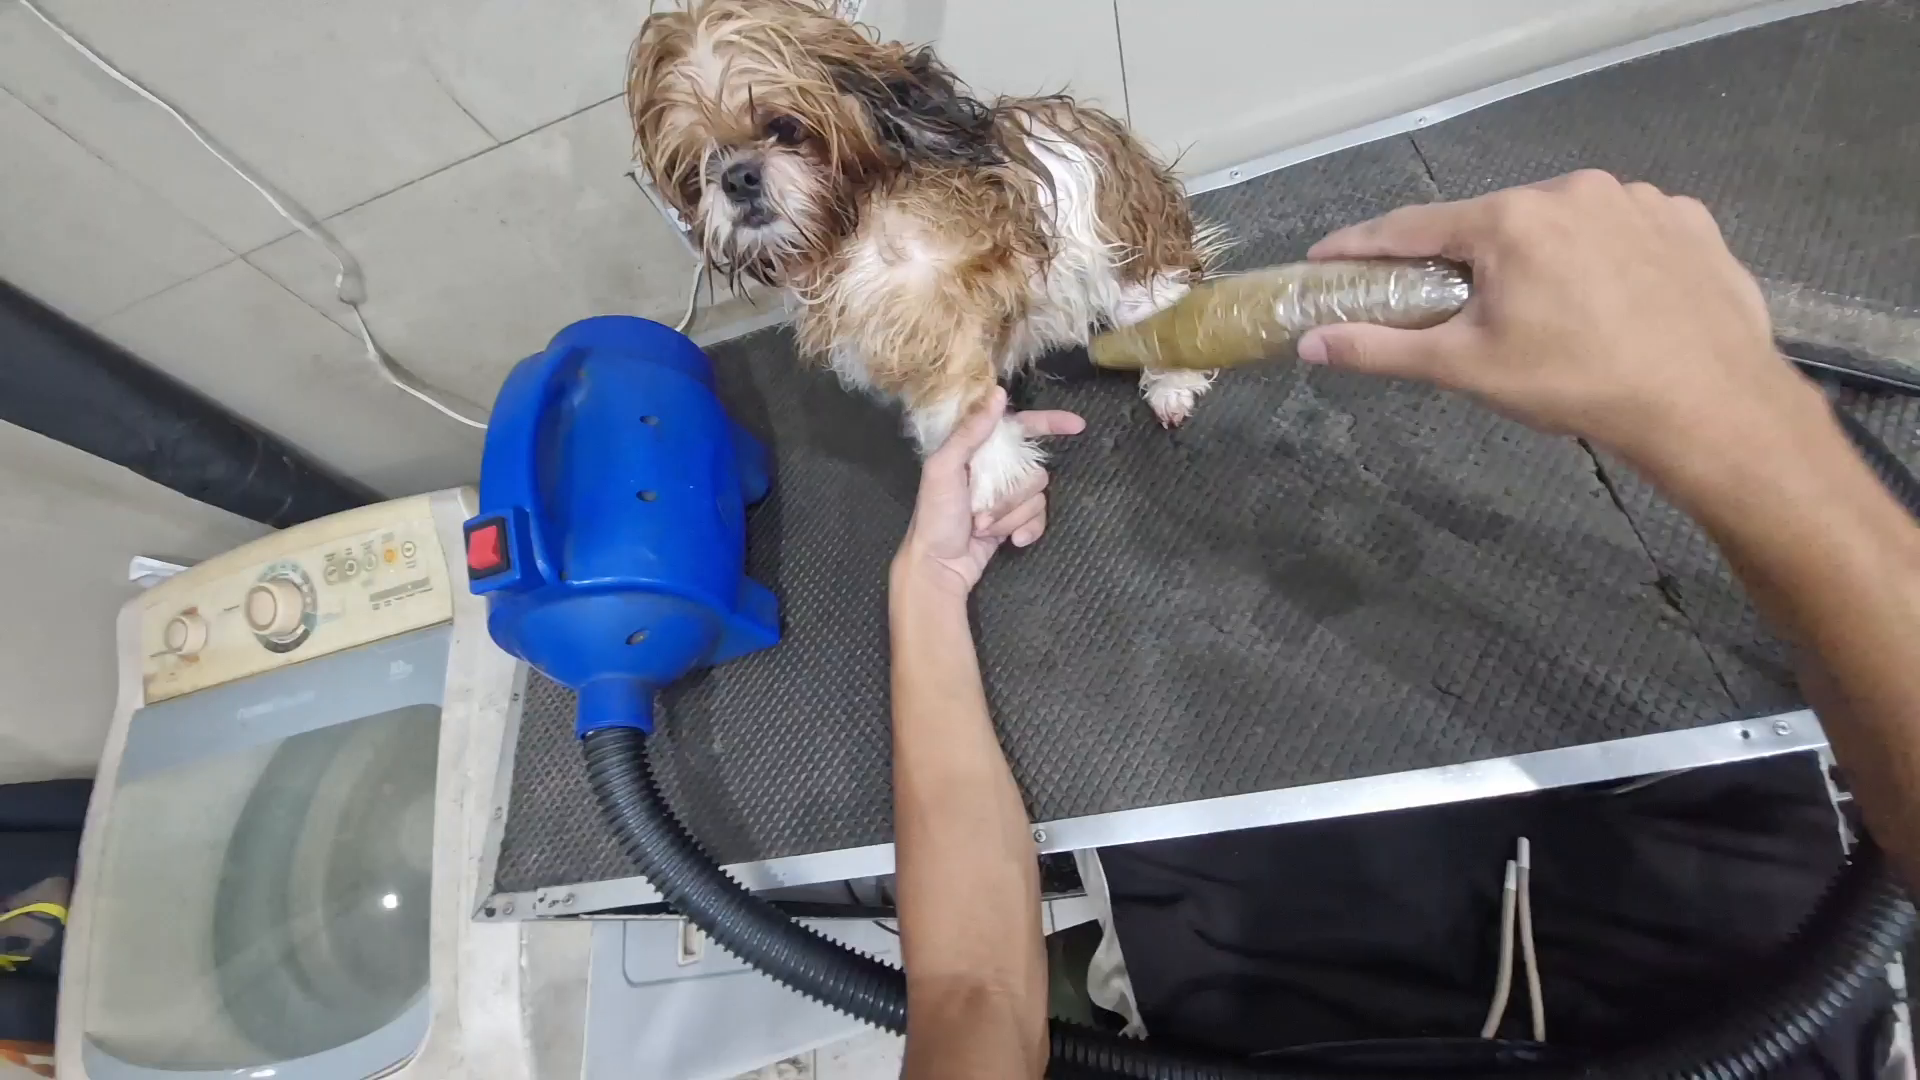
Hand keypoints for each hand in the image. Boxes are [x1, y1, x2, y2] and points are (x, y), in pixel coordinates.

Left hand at [893, 388, 1085, 597]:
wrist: (938, 565)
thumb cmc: (935, 516)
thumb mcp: (943, 469)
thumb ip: (969, 432)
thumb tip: (998, 393)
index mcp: (979, 450)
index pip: (1021, 428)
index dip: (1050, 423)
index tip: (1077, 425)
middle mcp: (997, 470)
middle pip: (1035, 471)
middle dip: (1011, 496)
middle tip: (979, 512)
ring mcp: (1007, 497)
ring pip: (1037, 497)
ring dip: (1011, 516)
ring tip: (983, 528)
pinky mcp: (1015, 521)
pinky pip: (1039, 519)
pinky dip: (1028, 530)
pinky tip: (1012, 541)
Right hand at [1298, 170, 1823, 477]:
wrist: (1706, 401)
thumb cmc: (1567, 382)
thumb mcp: (1458, 367)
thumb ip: (1376, 348)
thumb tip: (1308, 342)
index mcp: (1509, 221)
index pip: (1409, 226)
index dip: (1358, 244)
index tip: (1322, 256)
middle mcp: (1571, 191)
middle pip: (1480, 222)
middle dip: (1444, 257)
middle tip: (1425, 298)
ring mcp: (1635, 199)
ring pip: (1544, 223)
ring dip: (1513, 255)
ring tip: (1513, 304)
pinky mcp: (1682, 218)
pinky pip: (1605, 228)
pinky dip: (1575, 255)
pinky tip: (1582, 295)